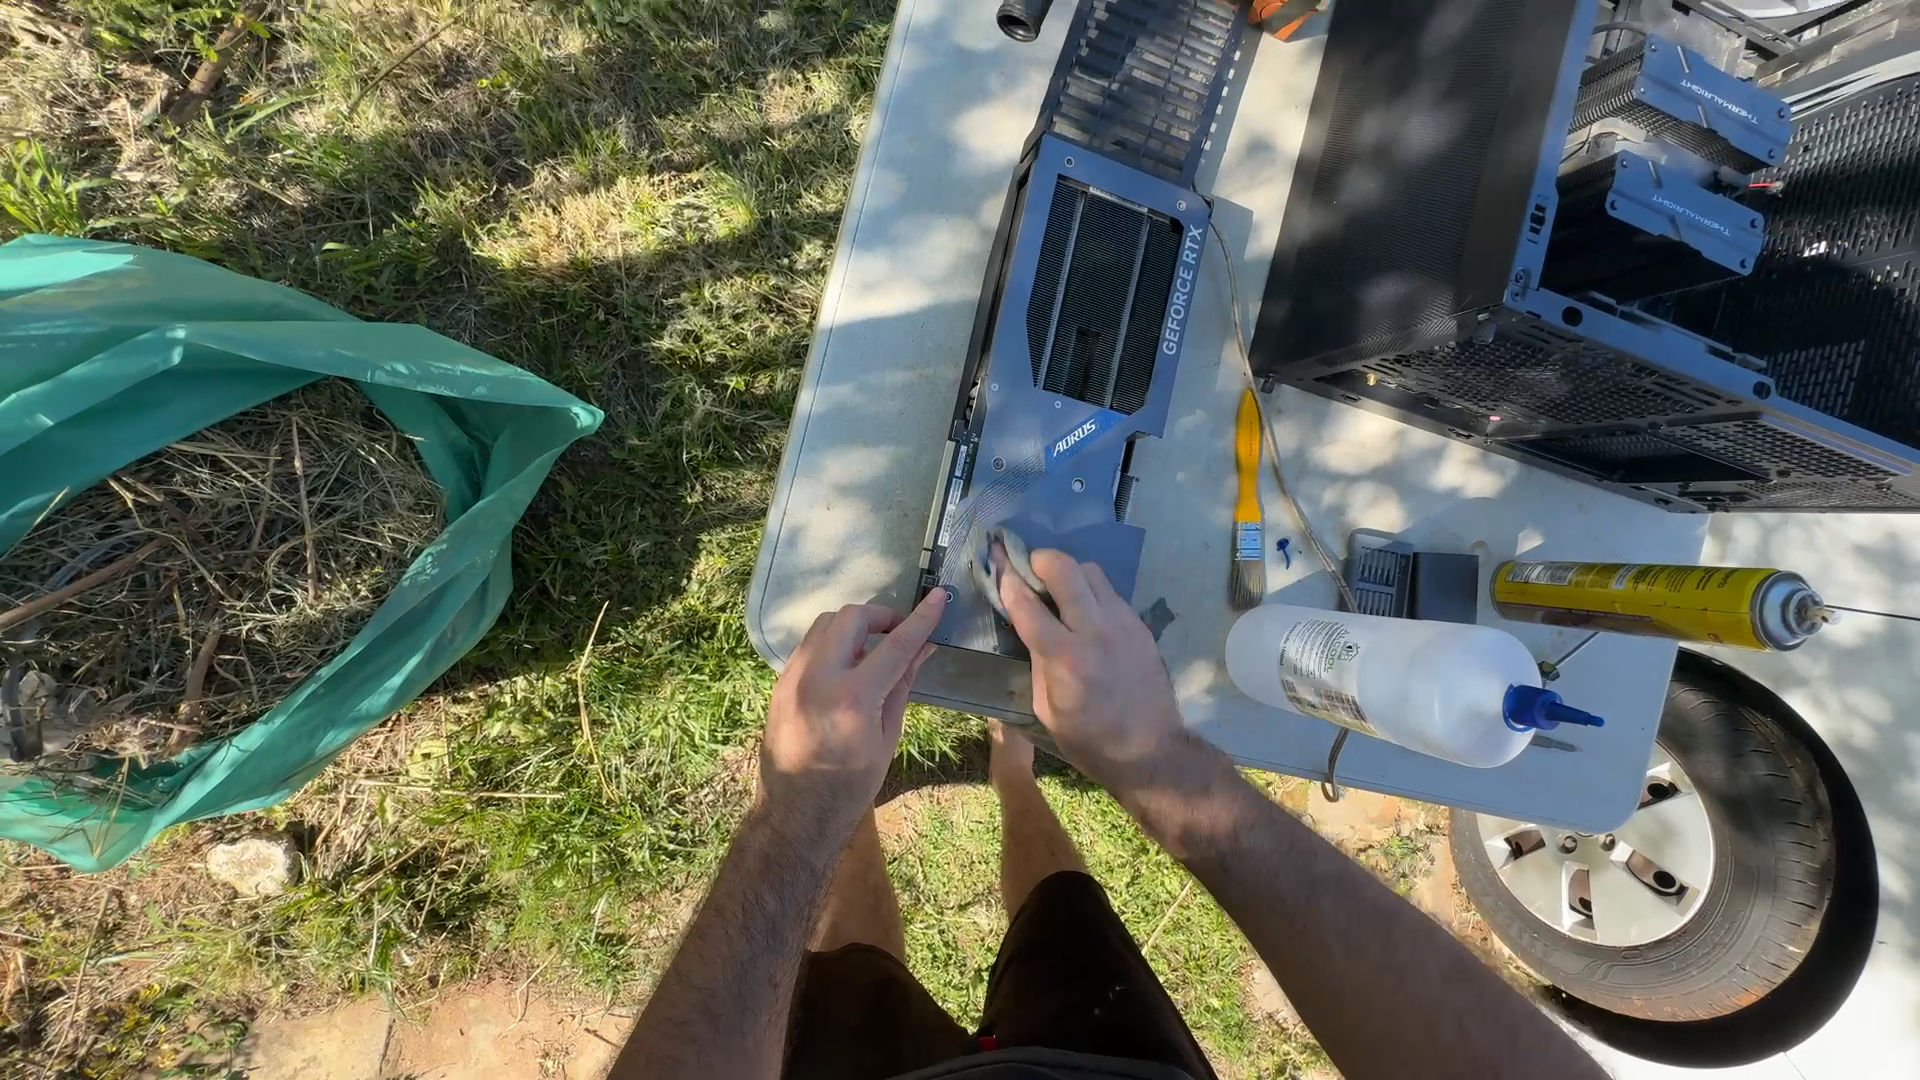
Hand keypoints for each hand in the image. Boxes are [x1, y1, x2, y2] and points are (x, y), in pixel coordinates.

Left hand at [760, 589, 946, 827]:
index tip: (938, 597)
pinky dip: (833, 644)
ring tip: (870, 652)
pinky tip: (846, 668)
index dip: (920, 619)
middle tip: (898, 634)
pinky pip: (810, 645)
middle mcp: (817, 678)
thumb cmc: (852, 784)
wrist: (795, 813)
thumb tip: (923, 647)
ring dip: (853, 627)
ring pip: (825, 624)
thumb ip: (902, 683)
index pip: (895, 645)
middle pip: (851, 617)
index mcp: (853, 698)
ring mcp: (792, 677)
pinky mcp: (779, 682)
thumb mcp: (888, 736)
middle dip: (880, 617)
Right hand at [995, 547, 1183, 790]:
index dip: (1007, 579)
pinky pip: (1109, 591)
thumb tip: (1027, 626)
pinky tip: (1083, 609)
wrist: (1151, 751)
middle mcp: (1095, 631)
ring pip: (1091, 571)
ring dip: (1068, 571)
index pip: (1027, 604)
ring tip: (1056, 586)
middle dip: (1039, 559)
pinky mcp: (1140, 625)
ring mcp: (1123, 623)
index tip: (996, 562)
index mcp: (1065, 658)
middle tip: (1027, 566)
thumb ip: (1036, 661)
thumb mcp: (1046, 708)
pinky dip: (1090, 591)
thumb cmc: (1089, 740)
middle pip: (1064, 569)